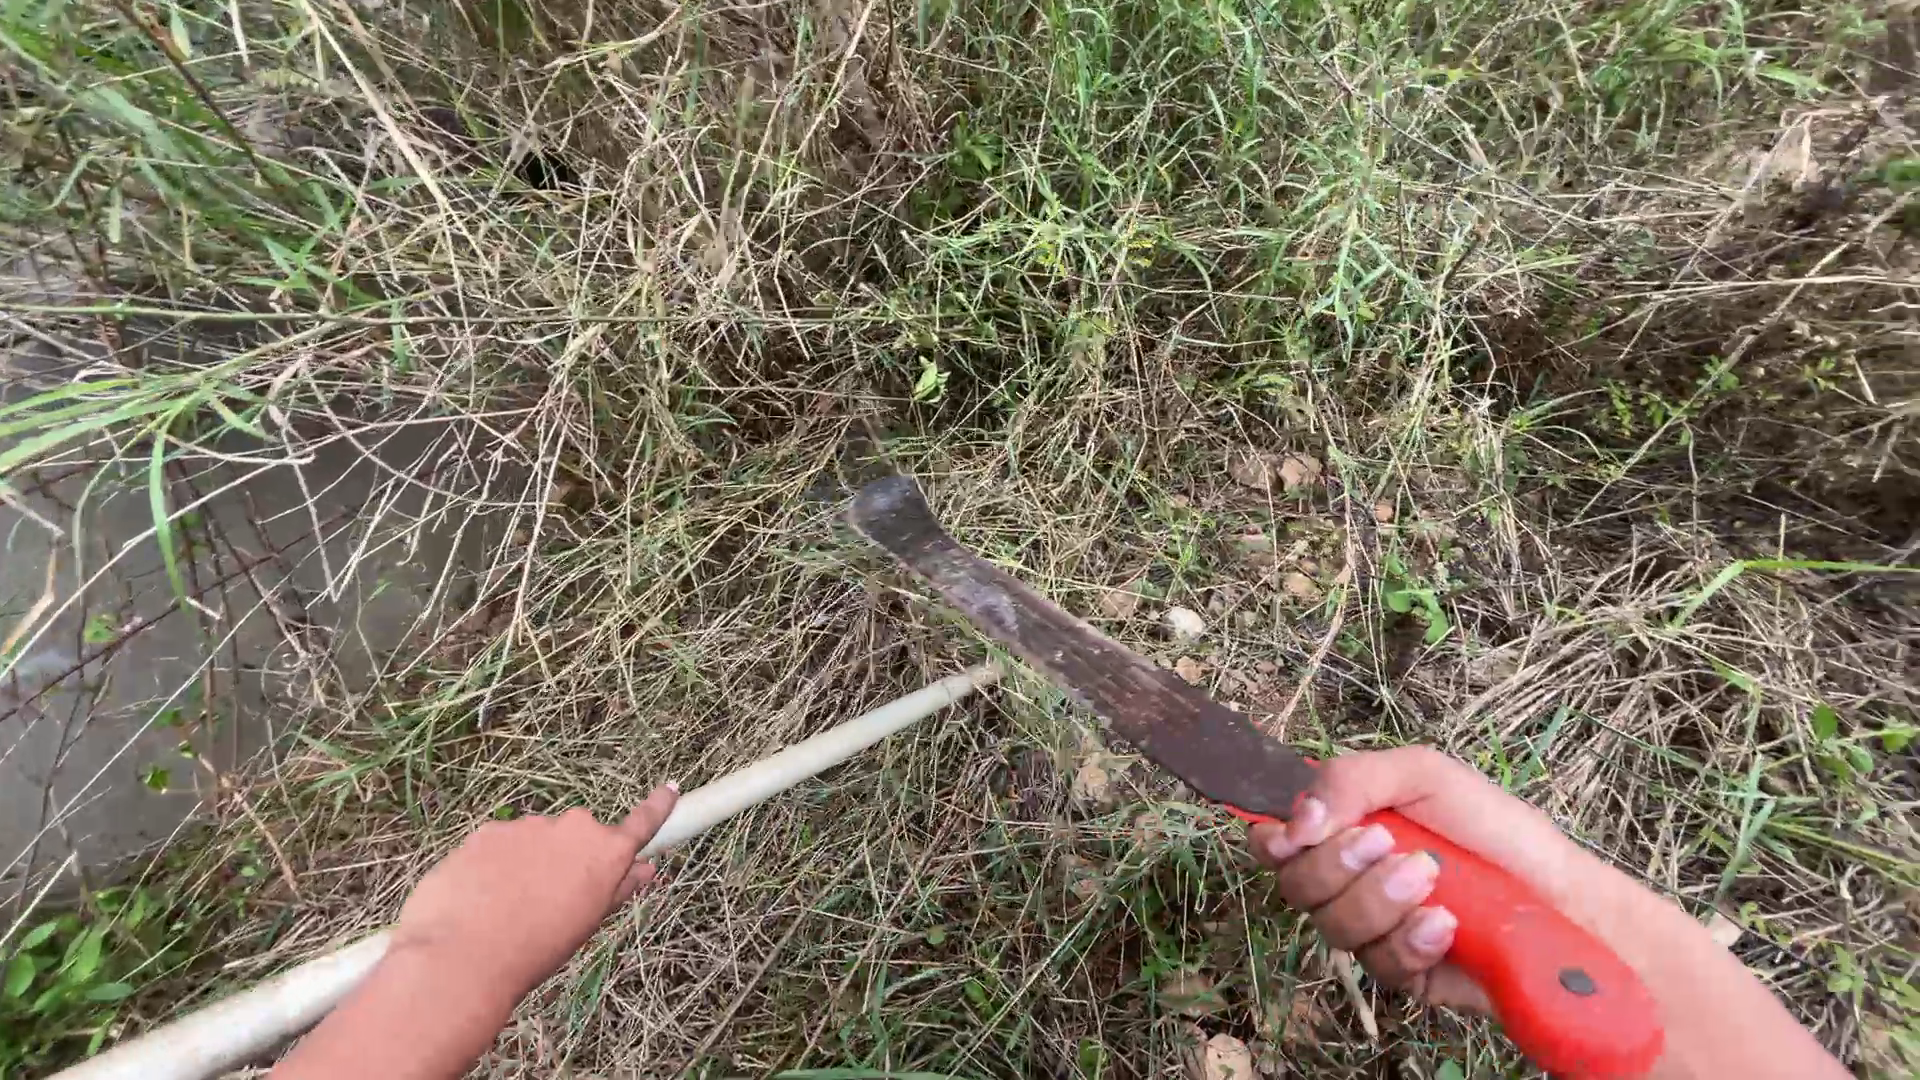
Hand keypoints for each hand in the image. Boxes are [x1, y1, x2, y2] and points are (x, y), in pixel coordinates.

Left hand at [391, 783, 678, 999]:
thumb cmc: (532, 952)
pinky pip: (498, 843)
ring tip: (502, 907)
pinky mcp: (489, 830)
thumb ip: (618, 889)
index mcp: (607, 852)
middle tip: (549, 897)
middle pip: (579, 835)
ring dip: (527, 861)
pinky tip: (477, 898)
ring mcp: (530, 825)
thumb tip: (645, 870)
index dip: (659, 805)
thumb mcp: (585, 923)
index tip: (671, 789)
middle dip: (568, 856)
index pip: (644, 821)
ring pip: (535, 839)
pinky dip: (492, 864)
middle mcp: (575, 827)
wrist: (459, 961)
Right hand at [1246, 746, 1610, 1012]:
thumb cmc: (1493, 828)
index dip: (1275, 840)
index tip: (1304, 835)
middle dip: (1337, 865)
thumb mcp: (1421, 774)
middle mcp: (1344, 879)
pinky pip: (1379, 964)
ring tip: (1433, 880)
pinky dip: (1411, 940)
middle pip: (1292, 883)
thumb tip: (1296, 820)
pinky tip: (1446, 926)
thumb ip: (1349, 780)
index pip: (1272, 838)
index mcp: (1338, 828)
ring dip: (1378, 899)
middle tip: (1389, 844)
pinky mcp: (1403, 973)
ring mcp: (1371, 928)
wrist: (1569, 902)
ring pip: (1330, 925)